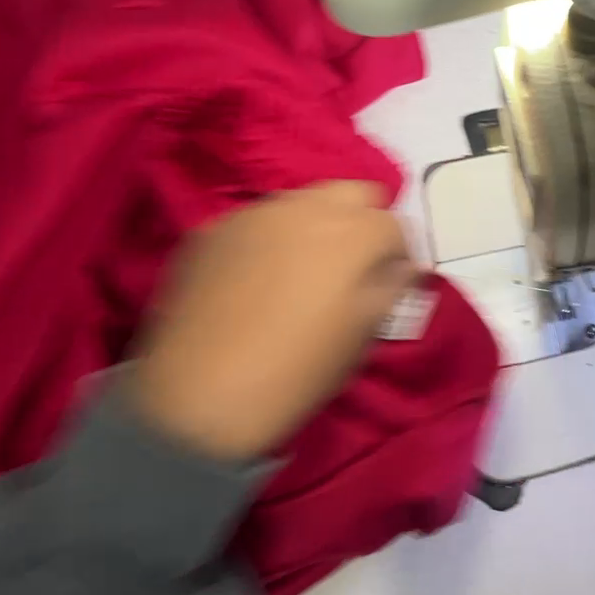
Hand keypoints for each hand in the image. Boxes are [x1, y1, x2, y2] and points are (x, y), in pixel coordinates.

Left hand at [130, 181, 416, 460]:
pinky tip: (257, 281)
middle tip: (352, 266)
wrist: (193, 403)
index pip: (394, 223)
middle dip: (362, 222)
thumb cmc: (294, 375)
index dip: (398, 255)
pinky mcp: (211, 231)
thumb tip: (401, 266)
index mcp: (351, 234)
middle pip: (352, 192)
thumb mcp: (361, 337)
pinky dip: (270, 240)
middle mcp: (304, 208)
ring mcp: (253, 215)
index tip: (390, 282)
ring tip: (301, 272)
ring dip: (314, 226)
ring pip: (302, 202)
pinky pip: (257, 222)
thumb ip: (392, 288)